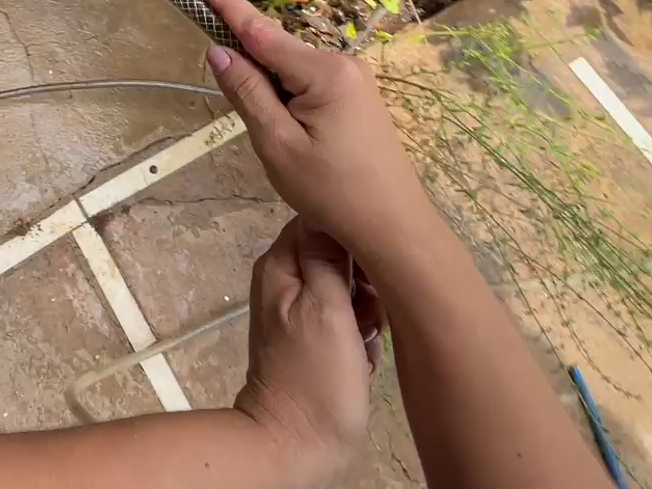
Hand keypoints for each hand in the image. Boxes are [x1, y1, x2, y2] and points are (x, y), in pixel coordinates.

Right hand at [198, 0, 436, 265]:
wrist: (396, 230)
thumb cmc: (332, 191)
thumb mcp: (277, 144)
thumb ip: (246, 92)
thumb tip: (218, 51)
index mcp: (323, 72)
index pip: (261, 33)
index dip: (228, 7)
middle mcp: (342, 64)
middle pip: (275, 51)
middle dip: (249, 69)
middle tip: (250, 119)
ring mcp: (354, 80)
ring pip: (290, 70)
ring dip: (269, 90)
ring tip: (277, 140)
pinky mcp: (357, 97)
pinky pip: (306, 82)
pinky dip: (285, 96)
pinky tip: (290, 130)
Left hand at [235, 217, 385, 477]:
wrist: (297, 442)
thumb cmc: (314, 374)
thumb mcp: (326, 307)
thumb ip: (326, 257)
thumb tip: (326, 211)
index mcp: (280, 263)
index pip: (319, 223)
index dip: (352, 242)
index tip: (370, 271)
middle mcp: (285, 279)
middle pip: (337, 257)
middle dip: (362, 285)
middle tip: (365, 315)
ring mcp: (298, 309)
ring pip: (348, 291)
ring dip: (365, 315)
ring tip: (362, 341)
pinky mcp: (314, 337)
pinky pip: (347, 320)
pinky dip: (359, 337)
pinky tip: (361, 358)